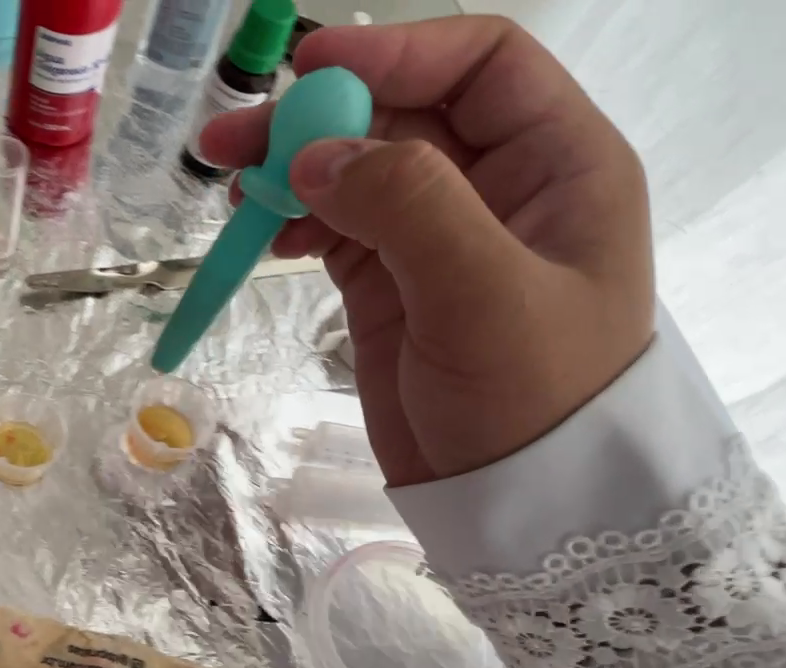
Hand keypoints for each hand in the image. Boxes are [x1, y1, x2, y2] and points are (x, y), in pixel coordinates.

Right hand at [201, 17, 655, 484]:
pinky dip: (295, 223)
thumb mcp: (482, 293)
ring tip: (233, 187)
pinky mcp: (388, 287)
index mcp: (555, 163)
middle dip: (317, 118)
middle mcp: (495, 188)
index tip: (306, 69)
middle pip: (397, 117)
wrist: (514, 497)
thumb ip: (408, 206)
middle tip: (230, 141)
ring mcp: (434, 239)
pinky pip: (335, 230)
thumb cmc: (530, 396)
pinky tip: (264, 233)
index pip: (478, 66)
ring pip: (355, 174)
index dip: (393, 52)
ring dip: (293, 171)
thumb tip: (314, 155)